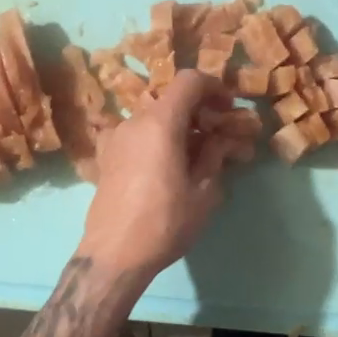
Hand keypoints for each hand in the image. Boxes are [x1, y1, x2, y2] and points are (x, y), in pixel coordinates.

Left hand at [79, 70, 232, 276]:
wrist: (114, 255)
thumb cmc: (165, 223)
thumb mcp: (204, 191)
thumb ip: (216, 155)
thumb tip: (223, 139)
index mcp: (160, 123)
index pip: (190, 81)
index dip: (215, 88)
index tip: (230, 109)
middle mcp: (134, 121)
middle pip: (172, 100)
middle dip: (201, 113)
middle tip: (223, 138)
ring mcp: (117, 138)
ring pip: (156, 119)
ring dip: (182, 129)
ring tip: (201, 157)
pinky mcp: (108, 156)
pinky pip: (140, 136)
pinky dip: (160, 140)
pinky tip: (171, 167)